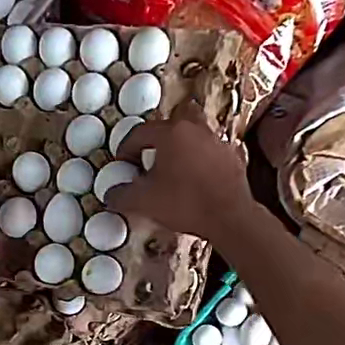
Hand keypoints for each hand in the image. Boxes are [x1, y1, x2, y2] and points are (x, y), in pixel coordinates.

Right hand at [106, 109, 256, 243]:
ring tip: (169, 170)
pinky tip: (192, 180)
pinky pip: (208, 151)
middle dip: (153, 143)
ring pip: (190, 136)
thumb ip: (121, 195)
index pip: (138, 133)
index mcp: (170, 132)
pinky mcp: (232, 157)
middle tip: (145, 163)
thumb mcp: (143, 202)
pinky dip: (197, 160)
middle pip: (167, 127)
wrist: (230, 217)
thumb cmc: (185, 203)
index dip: (125, 150)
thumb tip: (112, 194)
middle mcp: (195, 129)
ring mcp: (217, 141)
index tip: (122, 165)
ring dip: (177, 149)